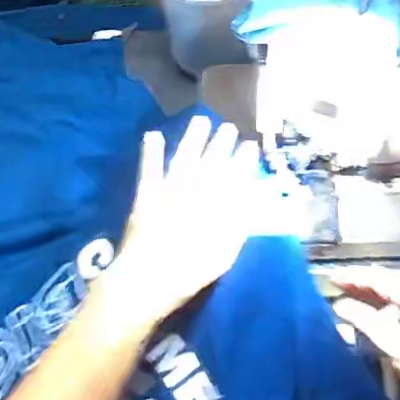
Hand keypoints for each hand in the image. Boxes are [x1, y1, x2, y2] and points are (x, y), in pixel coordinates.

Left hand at [96, 117, 258, 329]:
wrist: (149, 279)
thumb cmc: (193, 269)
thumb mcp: (227, 250)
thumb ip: (240, 221)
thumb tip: (251, 198)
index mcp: (220, 197)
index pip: (237, 169)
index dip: (245, 156)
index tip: (250, 146)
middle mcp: (198, 184)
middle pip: (214, 156)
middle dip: (223, 140)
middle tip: (229, 128)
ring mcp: (171, 186)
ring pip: (186, 154)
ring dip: (194, 136)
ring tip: (201, 120)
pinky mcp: (147, 192)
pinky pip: (150, 167)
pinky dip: (152, 151)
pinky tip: (153, 135)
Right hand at [329, 268, 399, 399]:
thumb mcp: (396, 348)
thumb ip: (366, 322)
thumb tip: (340, 305)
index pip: (379, 276)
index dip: (353, 276)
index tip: (329, 276)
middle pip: (392, 283)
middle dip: (365, 287)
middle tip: (339, 290)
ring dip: (380, 301)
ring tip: (357, 306)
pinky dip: (396, 311)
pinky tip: (385, 321)